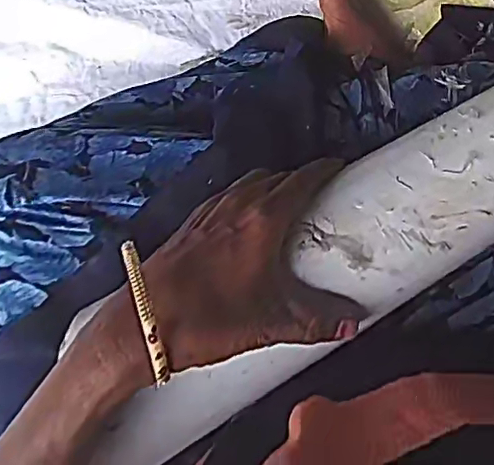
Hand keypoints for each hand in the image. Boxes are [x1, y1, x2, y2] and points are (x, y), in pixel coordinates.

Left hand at [139, 160, 364, 371]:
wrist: (145, 321)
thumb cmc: (204, 320)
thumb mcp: (269, 325)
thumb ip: (315, 324)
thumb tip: (349, 325)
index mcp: (263, 220)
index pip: (302, 180)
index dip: (324, 169)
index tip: (337, 167)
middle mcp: (239, 204)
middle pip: (279, 176)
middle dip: (302, 177)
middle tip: (319, 189)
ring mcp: (213, 209)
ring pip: (252, 180)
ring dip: (273, 182)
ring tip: (285, 199)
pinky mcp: (194, 219)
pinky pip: (229, 192)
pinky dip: (246, 193)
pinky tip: (245, 215)